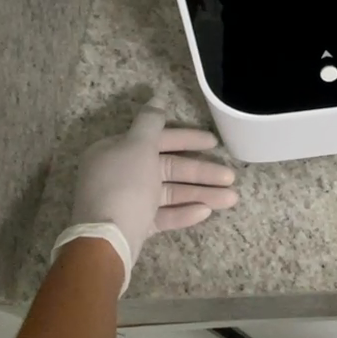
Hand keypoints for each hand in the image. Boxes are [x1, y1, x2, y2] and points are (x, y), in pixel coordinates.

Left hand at [71, 100, 238, 259]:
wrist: (105, 239)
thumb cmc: (124, 185)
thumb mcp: (137, 145)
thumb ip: (151, 120)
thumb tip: (158, 97)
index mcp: (117, 151)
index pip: (159, 139)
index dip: (188, 138)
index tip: (215, 142)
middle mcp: (121, 173)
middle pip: (168, 167)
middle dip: (201, 172)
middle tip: (230, 177)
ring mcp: (128, 201)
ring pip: (170, 192)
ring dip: (201, 193)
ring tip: (231, 199)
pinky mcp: (136, 224)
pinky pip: (163, 214)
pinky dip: (183, 212)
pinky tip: (206, 212)